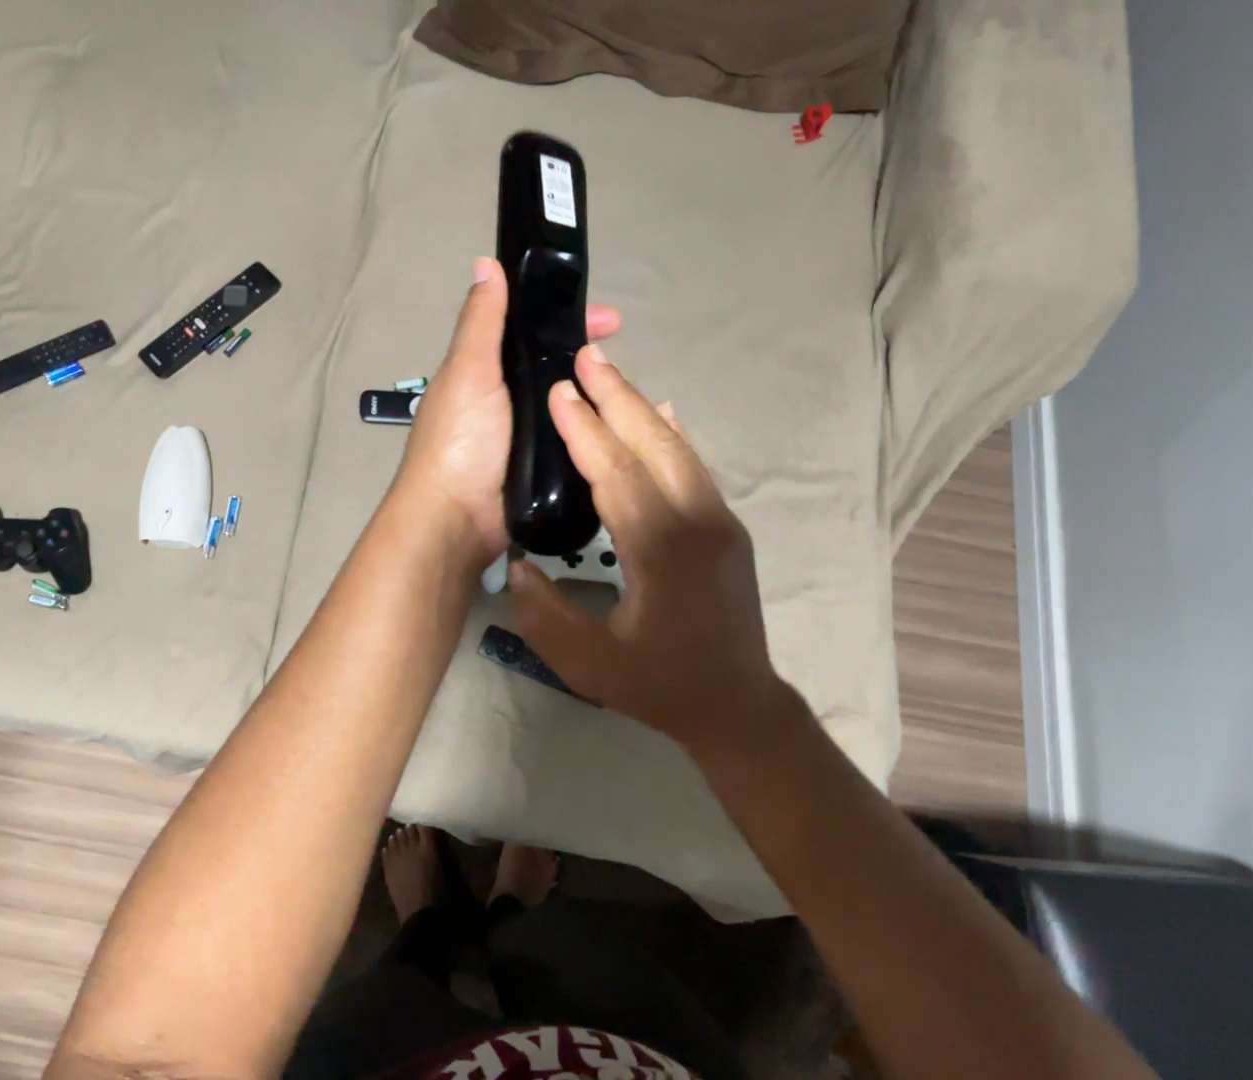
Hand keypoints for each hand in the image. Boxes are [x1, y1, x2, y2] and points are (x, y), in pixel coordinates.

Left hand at [394, 257, 621, 562]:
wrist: (457, 519)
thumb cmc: (459, 439)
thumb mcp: (468, 371)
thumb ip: (481, 322)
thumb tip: (486, 263)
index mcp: (483, 372)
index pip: (530, 332)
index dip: (566, 318)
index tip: (608, 318)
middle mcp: (504, 400)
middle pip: (554, 367)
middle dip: (588, 357)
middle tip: (624, 355)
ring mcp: (523, 436)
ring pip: (566, 404)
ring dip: (596, 394)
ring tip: (630, 388)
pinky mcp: (540, 469)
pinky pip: (571, 441)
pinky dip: (593, 430)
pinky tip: (620, 424)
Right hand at [506, 345, 797, 756]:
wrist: (736, 706)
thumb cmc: (659, 686)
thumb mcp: (588, 664)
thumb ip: (544, 613)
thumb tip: (516, 563)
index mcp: (663, 551)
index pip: (619, 475)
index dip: (586, 432)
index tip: (559, 392)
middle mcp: (698, 524)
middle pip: (657, 445)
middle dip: (619, 398)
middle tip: (587, 354)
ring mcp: (720, 523)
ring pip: (680, 450)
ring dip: (643, 409)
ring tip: (610, 373)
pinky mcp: (726, 530)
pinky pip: (695, 469)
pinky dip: (672, 435)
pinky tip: (661, 412)